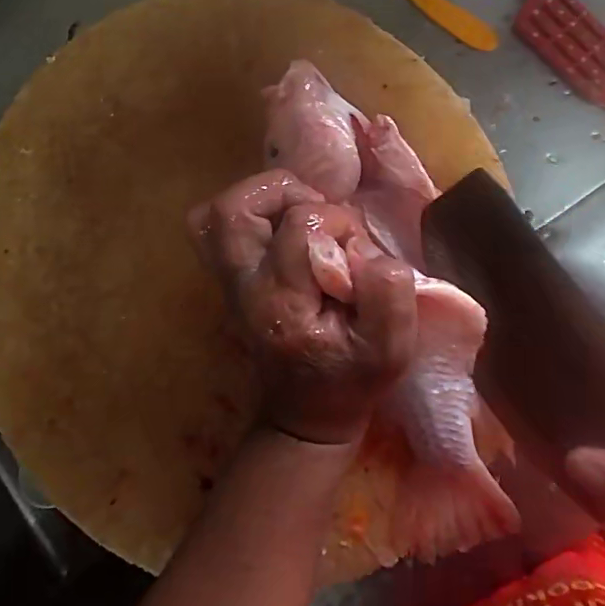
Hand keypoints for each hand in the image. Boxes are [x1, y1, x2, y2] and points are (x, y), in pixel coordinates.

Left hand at [189, 171, 417, 444]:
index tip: (354, 252)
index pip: (297, 227)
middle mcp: (244, 284)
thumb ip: (387, 296)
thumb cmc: (351, 379)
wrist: (305, 413)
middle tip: (317, 214)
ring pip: (218, 212)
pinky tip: (282, 225)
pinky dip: (249, 212)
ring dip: (265, 198)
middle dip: (284, 192)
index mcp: (282, 301)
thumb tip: (364, 250)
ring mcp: (228, 278)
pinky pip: (215, 226)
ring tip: (301, 214)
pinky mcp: (228, 273)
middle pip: (235, 209)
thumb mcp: (389, 349)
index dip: (335, 223)